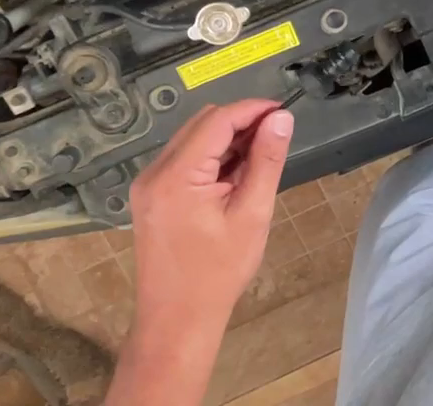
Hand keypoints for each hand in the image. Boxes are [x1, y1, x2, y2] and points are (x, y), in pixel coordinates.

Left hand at [126, 100, 292, 327]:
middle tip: (275, 136)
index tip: (284, 112)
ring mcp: (149, 185)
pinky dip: (213, 156)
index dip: (253, 110)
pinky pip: (185, 158)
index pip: (218, 120)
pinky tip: (236, 174)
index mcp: (176, 176)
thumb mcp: (252, 213)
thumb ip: (266, 160)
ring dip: (228, 138)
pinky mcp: (151, 196)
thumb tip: (282, 118)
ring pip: (194, 138)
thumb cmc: (218, 272)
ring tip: (259, 158)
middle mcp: (155, 173)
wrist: (176, 321)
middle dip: (241, 121)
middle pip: (203, 123)